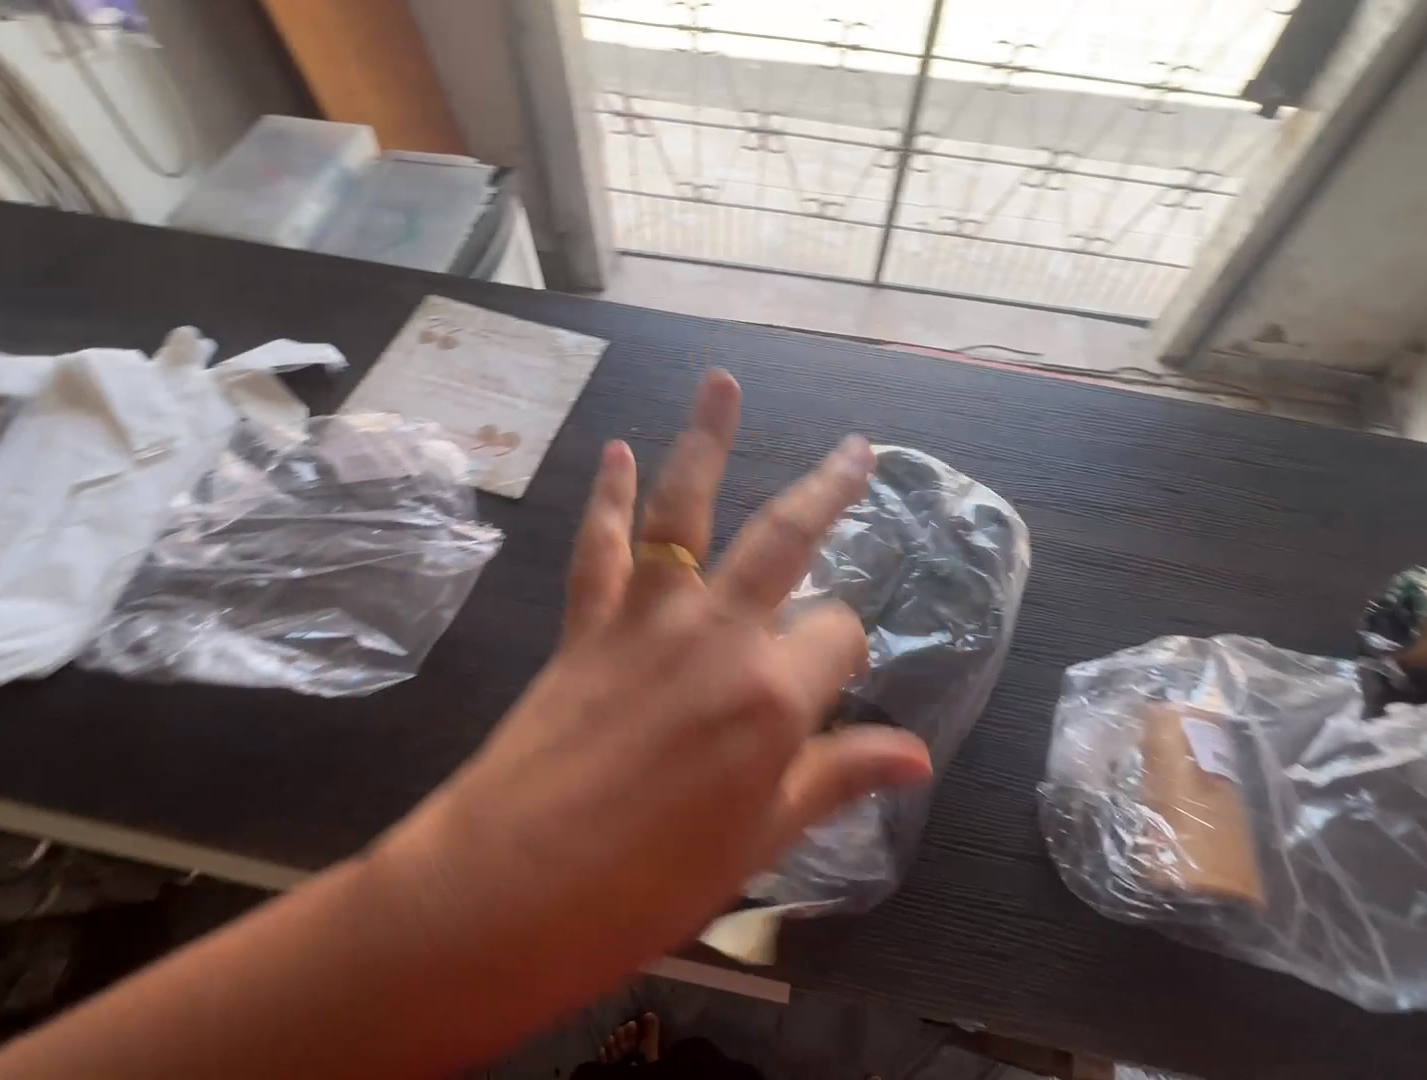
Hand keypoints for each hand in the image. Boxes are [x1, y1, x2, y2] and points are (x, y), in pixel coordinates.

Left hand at [368, 372, 932, 1019]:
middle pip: (785, 539)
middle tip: (859, 450)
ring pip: (686, 513)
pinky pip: (602, 548)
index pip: (840, 637)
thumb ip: (837, 778)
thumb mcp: (762, 839)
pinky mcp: (587, 625)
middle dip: (829, 491)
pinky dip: (610, 498)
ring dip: (705, 442)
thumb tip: (916, 758)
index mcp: (774, 692)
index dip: (847, 655)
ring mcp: (647, 619)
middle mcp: (718, 633)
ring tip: (720, 384)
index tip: (836, 684)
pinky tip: (618, 453)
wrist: (510, 887)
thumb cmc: (650, 881)